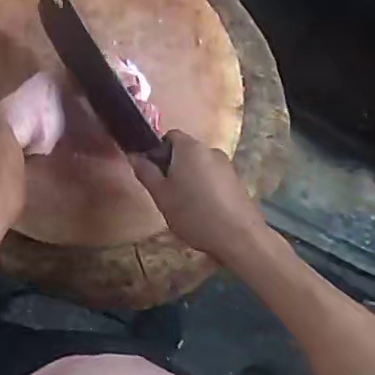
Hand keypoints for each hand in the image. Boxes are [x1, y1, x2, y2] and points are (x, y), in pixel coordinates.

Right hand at [130, 131, 273, 264]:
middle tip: (166, 192)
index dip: (157, 151)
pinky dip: (206, 189)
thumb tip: (133, 154)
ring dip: (190, 179)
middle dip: (174, 167)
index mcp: (190, 148)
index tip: (153, 173)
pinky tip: (204, 212)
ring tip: (185, 205)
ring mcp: (228, 166)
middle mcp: (211, 150)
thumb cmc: (193, 213)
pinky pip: (215, 179)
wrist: (240, 238)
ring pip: (200, 166)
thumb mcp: (160, 194)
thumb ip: (145, 171)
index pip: (169, 136)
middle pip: (186, 151)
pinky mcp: (239, 183)